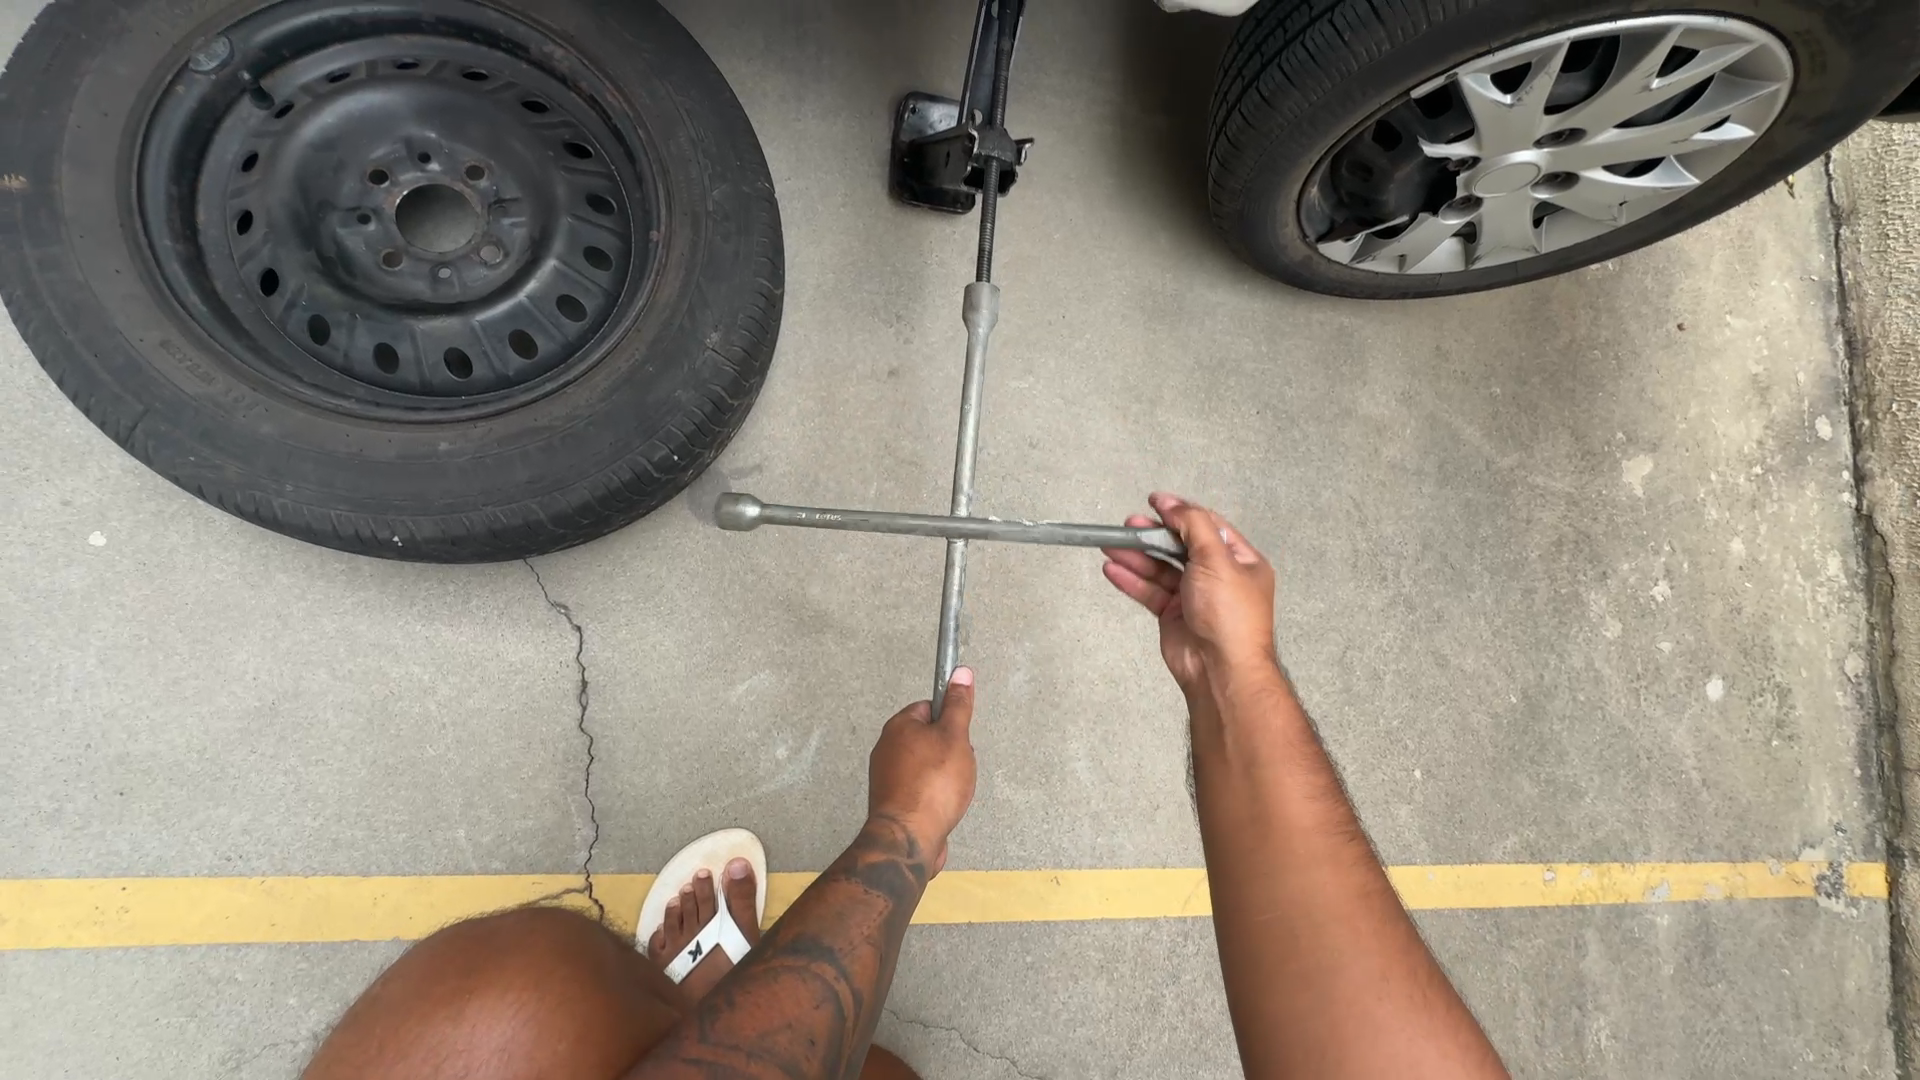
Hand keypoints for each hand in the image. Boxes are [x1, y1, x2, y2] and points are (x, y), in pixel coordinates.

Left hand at [867, 667, 977, 875]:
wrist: (909, 838)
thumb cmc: (932, 785)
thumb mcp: (955, 737)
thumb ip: (959, 705)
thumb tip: (961, 673)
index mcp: (899, 726)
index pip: (928, 707)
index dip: (950, 719)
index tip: (961, 736)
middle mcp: (887, 748)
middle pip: (928, 738)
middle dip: (949, 752)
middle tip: (959, 766)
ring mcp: (887, 777)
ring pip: (925, 766)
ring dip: (943, 776)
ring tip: (952, 790)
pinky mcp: (892, 802)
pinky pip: (919, 789)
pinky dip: (934, 796)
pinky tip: (944, 806)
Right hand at [1103, 492, 1276, 697]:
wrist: (1219, 668)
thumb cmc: (1229, 616)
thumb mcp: (1216, 559)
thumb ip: (1193, 526)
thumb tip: (1174, 505)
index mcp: (1239, 561)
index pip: (1207, 527)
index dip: (1180, 512)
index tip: (1155, 502)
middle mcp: (1217, 576)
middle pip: (1179, 546)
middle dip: (1153, 535)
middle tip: (1129, 525)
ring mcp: (1194, 596)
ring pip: (1160, 569)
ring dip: (1136, 556)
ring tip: (1111, 545)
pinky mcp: (1173, 614)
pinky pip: (1149, 591)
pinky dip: (1131, 580)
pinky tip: (1113, 569)